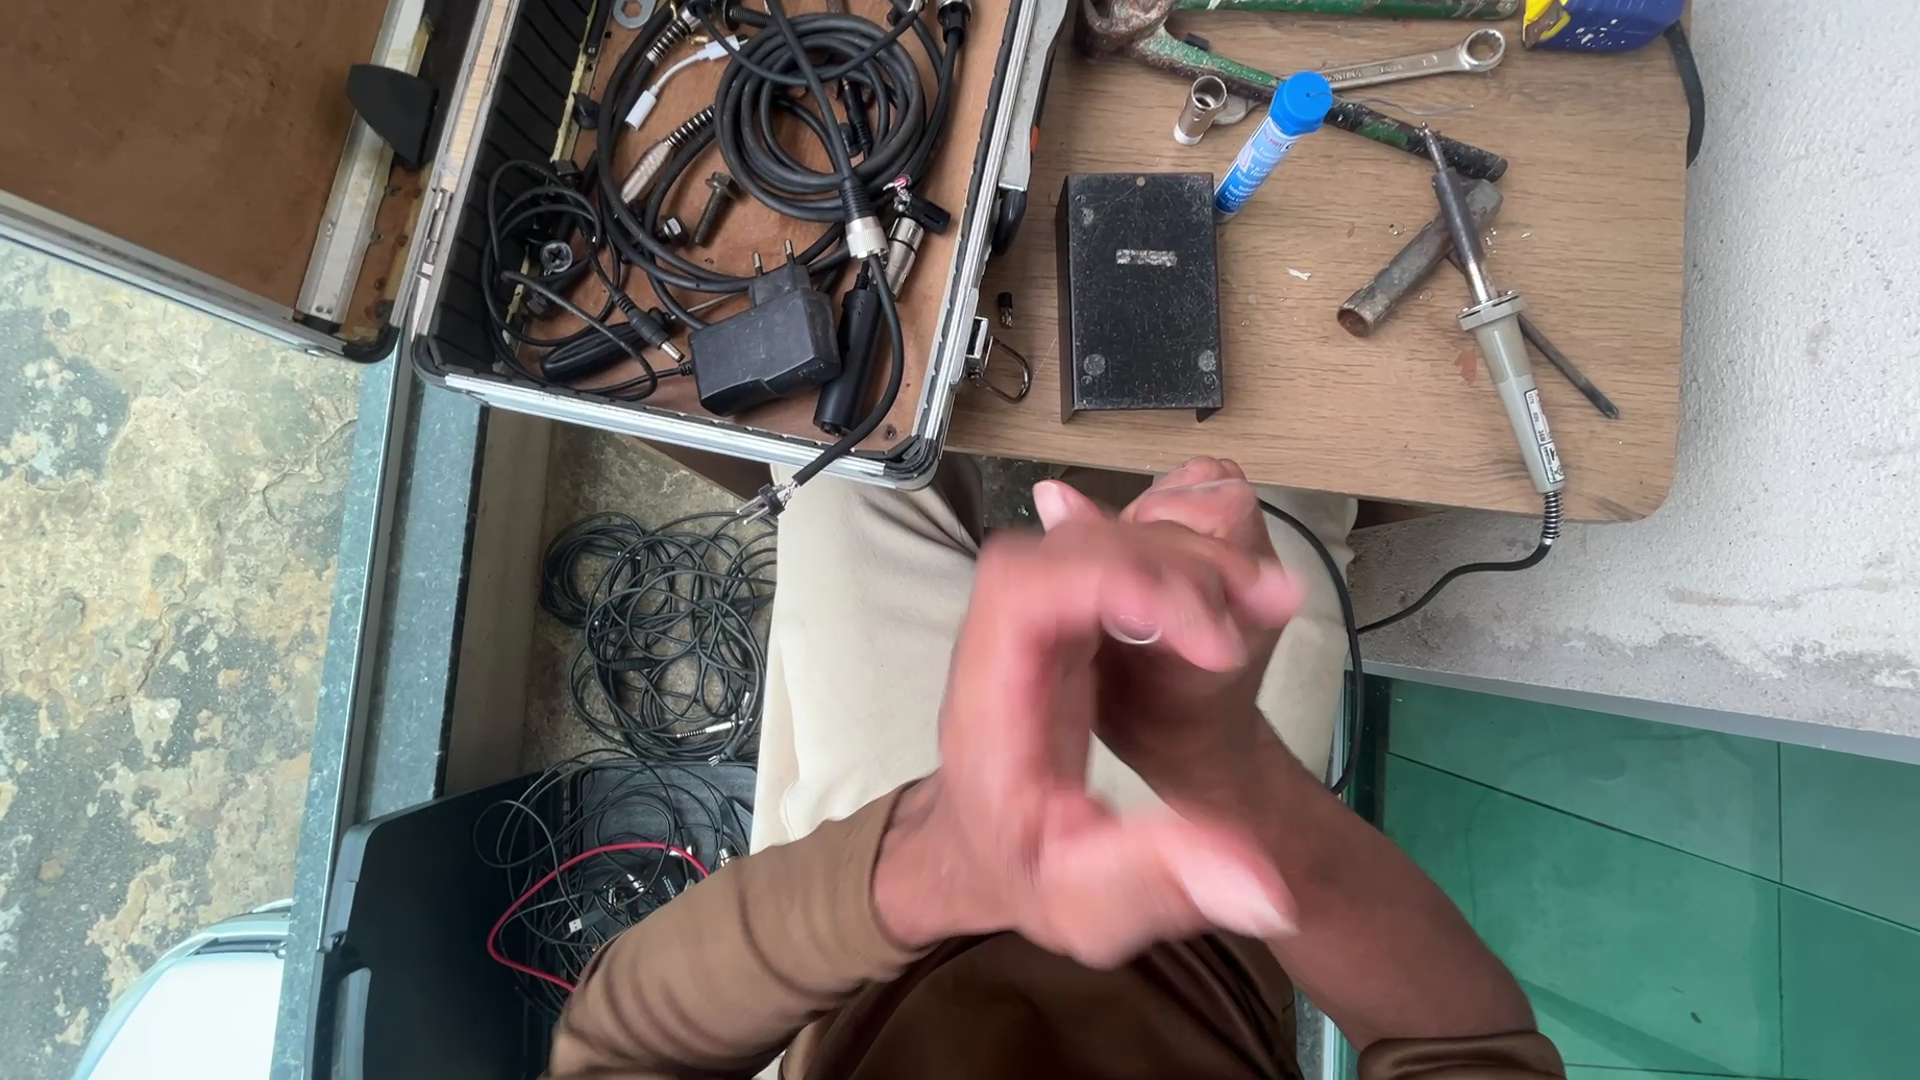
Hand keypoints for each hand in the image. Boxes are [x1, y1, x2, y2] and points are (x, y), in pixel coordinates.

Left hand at [872, 516, 1298, 967]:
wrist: (981, 843)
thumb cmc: (1017, 868)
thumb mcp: (1078, 903)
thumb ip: (1153, 885)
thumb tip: (1263, 886)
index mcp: (990, 699)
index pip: (1023, 593)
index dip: (1111, 581)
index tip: (1210, 638)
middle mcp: (1002, 643)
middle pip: (1066, 551)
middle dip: (1168, 561)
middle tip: (1261, 602)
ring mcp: (1031, 625)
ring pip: (1095, 542)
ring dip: (1183, 556)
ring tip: (1266, 595)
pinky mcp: (1062, 623)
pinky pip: (1114, 564)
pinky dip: (1175, 568)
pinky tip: (1231, 594)